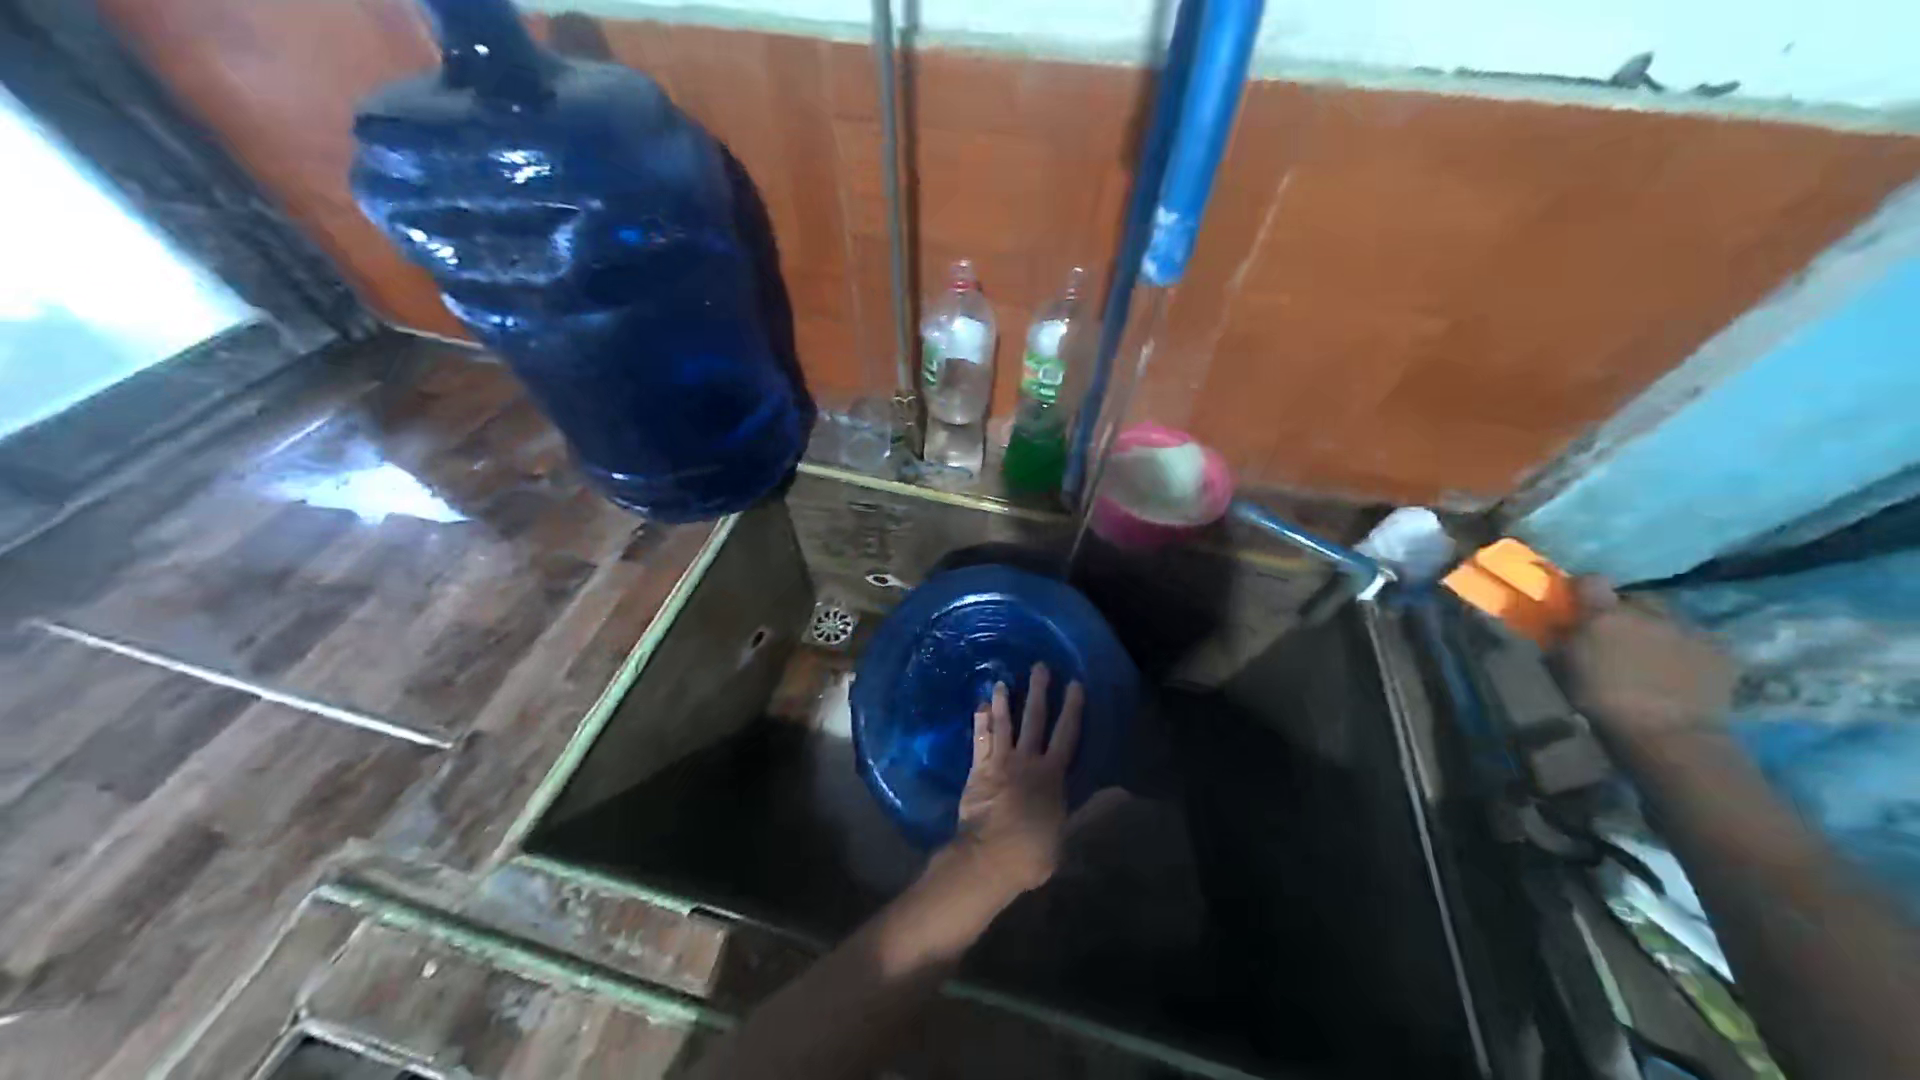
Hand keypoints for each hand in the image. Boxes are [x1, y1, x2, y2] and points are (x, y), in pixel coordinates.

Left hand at [948, 662, 1084, 901]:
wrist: (988, 856)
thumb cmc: (1032, 850)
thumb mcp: (1068, 833)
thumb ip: (1091, 809)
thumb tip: (1121, 792)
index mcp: (1052, 775)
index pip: (1066, 734)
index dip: (1072, 708)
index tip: (1075, 684)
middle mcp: (1026, 761)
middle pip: (1034, 720)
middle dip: (1038, 692)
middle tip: (1039, 666)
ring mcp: (999, 762)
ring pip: (1003, 724)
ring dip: (1004, 701)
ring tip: (1003, 681)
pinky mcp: (977, 770)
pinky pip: (979, 739)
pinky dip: (980, 722)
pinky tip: (980, 706)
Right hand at [1559, 579, 1735, 743]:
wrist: (1668, 733)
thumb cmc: (1600, 699)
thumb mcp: (1563, 665)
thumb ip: (1563, 636)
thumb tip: (1561, 621)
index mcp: (1604, 615)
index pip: (1590, 581)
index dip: (1583, 589)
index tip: (1577, 603)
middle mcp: (1648, 612)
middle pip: (1634, 599)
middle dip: (1624, 612)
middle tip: (1614, 635)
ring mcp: (1689, 629)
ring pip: (1667, 619)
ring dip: (1655, 629)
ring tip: (1650, 655)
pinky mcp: (1720, 650)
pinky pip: (1696, 639)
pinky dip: (1685, 649)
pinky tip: (1679, 670)